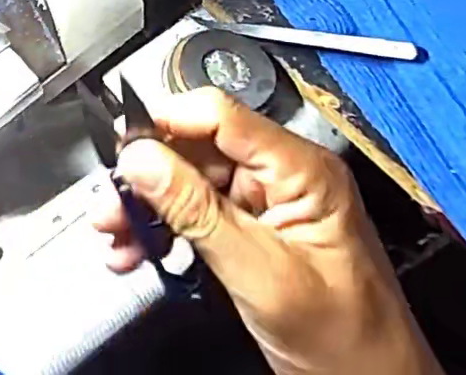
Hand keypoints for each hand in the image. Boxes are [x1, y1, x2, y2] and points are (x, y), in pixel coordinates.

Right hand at [92, 88, 440, 374]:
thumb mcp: (264, 276)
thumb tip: (139, 157)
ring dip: (142, 205)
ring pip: (179, 177)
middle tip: (111, 203)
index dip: (162, 123)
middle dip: (142, 176)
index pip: (215, 114)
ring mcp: (261, 200)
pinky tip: (136, 246)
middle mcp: (278, 174)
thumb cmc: (354, 353)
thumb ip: (197, 211)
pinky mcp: (245, 225)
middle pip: (189, 147)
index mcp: (300, 171)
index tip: (121, 148)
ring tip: (116, 231)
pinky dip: (157, 226)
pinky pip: (187, 208)